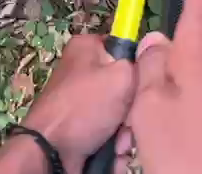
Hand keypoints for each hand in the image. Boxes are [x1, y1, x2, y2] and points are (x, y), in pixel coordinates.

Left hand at [0, 33, 135, 173]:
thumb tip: (152, 56)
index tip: (142, 87)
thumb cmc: (84, 106)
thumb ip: (141, 63)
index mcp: (87, 47)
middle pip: (122, 85)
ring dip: (124, 132)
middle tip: (128, 123)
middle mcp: (82, 71)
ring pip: (117, 113)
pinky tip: (112, 155)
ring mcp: (80, 101)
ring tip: (119, 144)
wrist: (50, 153)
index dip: (137, 68)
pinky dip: (112, 145)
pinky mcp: (78, 128)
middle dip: (131, 110)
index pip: (124, 48)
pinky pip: (106, 132)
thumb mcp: (121, 76)